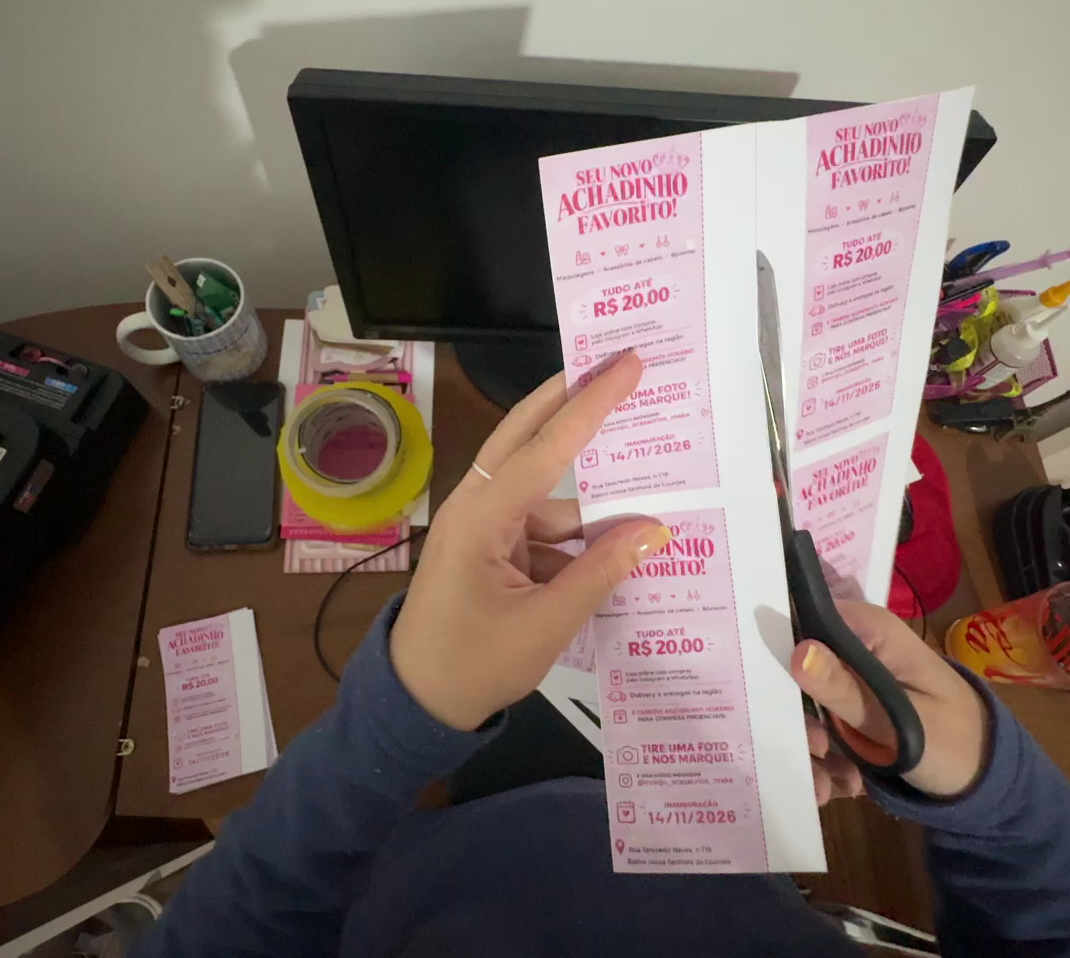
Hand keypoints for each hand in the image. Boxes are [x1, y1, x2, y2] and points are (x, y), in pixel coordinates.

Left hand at [391, 353, 671, 730]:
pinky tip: (611, 555)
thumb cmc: (473, 665)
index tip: (626, 365)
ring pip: (544, 494)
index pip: (544, 448)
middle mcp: (477, 506)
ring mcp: (482, 526)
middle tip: (617, 366)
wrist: (415, 705)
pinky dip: (574, 538)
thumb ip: (601, 573)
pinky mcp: (489, 547)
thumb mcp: (545, 625)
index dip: (589, 405)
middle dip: (572, 402)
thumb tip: (654, 530)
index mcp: (480, 517)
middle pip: (527, 438)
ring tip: (643, 501)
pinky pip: (541, 526)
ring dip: (587, 504)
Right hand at [790, 599, 988, 798]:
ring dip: (810, 745)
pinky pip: (823, 721)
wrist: (991, 786)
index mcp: (869, 630)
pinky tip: (840, 784)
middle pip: (799, 668)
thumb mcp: (898, 724)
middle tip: (813, 753)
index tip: (770, 702)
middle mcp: (856, 644)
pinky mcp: (852, 704)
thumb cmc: (957, 744)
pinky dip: (826, 754)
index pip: (805, 622)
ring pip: (807, 701)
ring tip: (824, 787)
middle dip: (798, 717)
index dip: (779, 655)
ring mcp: (853, 676)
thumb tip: (799, 651)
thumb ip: (846, 689)